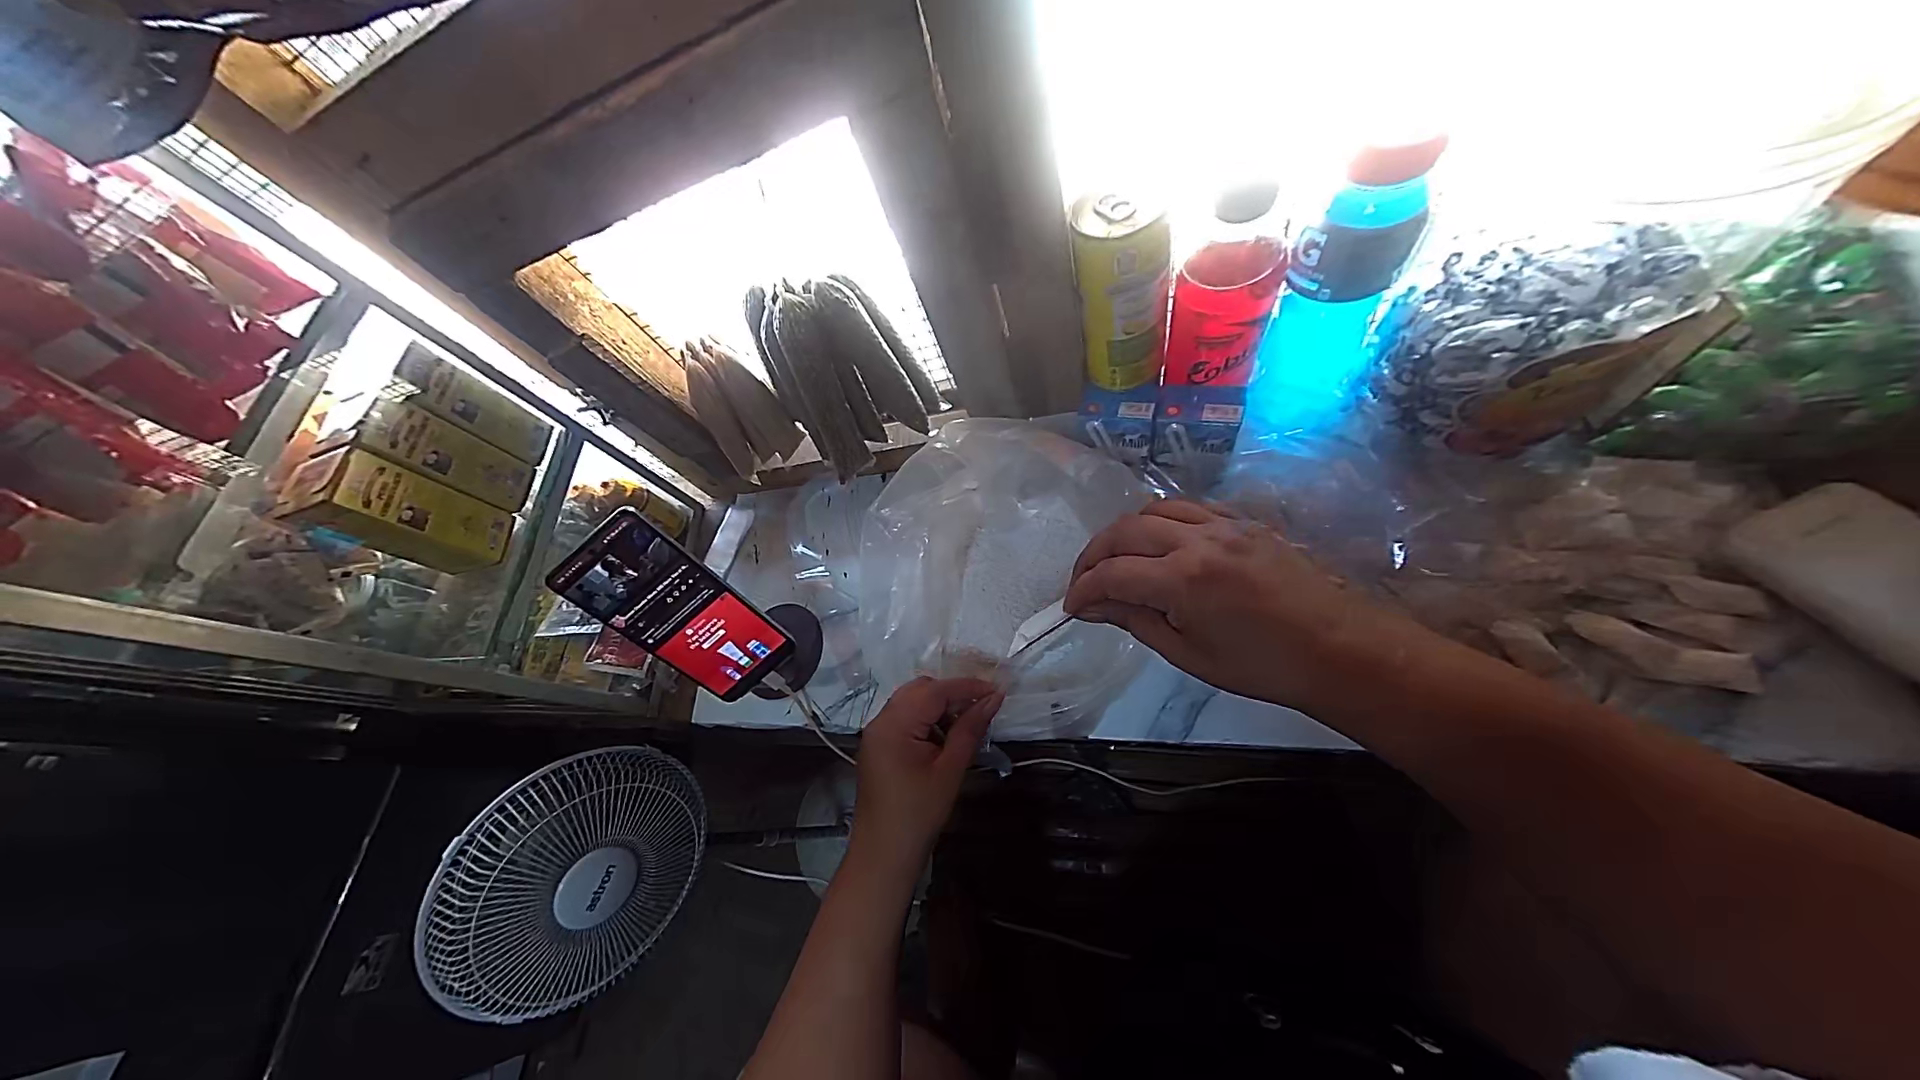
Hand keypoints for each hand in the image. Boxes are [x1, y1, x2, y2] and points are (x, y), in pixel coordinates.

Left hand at [851, 677, 1002, 867]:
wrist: (885, 854)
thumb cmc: (919, 814)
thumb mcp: (950, 770)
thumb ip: (970, 729)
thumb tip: (993, 699)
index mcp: (894, 725)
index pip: (934, 691)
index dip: (967, 687)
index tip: (996, 691)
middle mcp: (880, 721)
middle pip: (920, 689)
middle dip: (952, 693)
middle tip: (982, 708)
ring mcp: (876, 732)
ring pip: (912, 701)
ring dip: (940, 706)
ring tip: (966, 725)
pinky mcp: (878, 745)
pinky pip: (904, 717)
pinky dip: (927, 719)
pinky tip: (945, 737)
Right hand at [1065, 499, 1432, 716]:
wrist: (1340, 650)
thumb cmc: (1263, 665)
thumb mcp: (1189, 654)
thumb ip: (1136, 620)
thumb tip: (1096, 606)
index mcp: (1183, 579)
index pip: (1111, 573)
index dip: (1083, 589)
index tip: (1071, 606)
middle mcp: (1198, 540)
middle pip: (1124, 531)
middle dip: (1094, 555)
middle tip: (1085, 582)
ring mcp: (1224, 525)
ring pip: (1154, 510)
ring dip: (1126, 532)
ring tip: (1118, 560)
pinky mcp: (1245, 522)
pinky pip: (1190, 509)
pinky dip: (1162, 521)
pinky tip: (1161, 544)